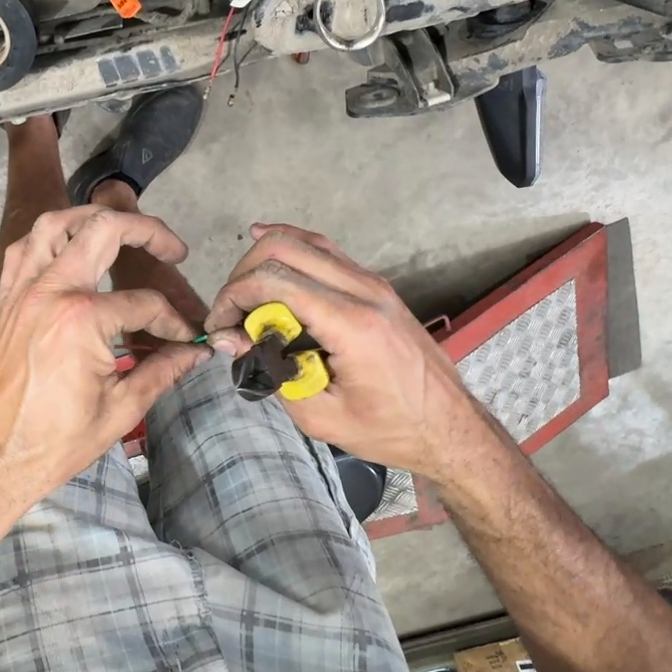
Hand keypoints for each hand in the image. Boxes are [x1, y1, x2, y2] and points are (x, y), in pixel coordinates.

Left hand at [0, 206, 210, 519]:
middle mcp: (50, 292)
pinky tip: (69, 248)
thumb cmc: (56, 442)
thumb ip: (163, 370)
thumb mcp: (121, 410)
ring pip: (55, 224)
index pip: (145, 304)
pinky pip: (23, 249)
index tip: (185, 338)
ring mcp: (23, 292)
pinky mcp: (7, 301)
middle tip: (173, 247)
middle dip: (147, 231)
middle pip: (103, 230)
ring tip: (123, 229)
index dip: (173, 320)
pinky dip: (48, 237)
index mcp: (82, 320)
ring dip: (93, 217)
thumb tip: (196, 351)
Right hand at [205, 223, 481, 477]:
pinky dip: (288, 246)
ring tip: (243, 296)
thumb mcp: (321, 417)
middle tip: (231, 315)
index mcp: (352, 324)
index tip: (220, 328)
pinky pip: (322, 250)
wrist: (451, 427)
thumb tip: (232, 341)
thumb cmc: (390, 430)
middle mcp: (363, 290)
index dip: (233, 297)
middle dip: (242, 276)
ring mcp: (372, 282)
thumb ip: (271, 373)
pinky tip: (263, 244)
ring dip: (262, 260)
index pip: (274, 281)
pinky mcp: (373, 285)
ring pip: (303, 240)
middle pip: (283, 248)